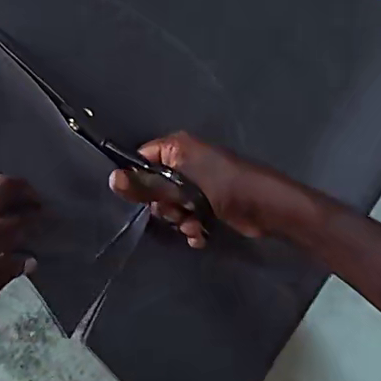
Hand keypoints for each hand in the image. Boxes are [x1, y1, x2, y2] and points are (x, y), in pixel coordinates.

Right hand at [109, 132, 302, 247]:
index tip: (142, 197)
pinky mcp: (209, 202)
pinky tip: (200, 233)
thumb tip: (112, 180)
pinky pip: (187, 214)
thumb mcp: (181, 187)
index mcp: (176, 147)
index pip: (141, 158)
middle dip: (164, 205)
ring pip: (171, 204)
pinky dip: (191, 226)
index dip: (138, 179)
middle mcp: (185, 161)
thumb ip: (145, 186)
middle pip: (155, 185)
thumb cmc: (224, 187)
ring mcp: (198, 182)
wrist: (268, 207)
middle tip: (176, 211)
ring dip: (179, 219)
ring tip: (193, 224)